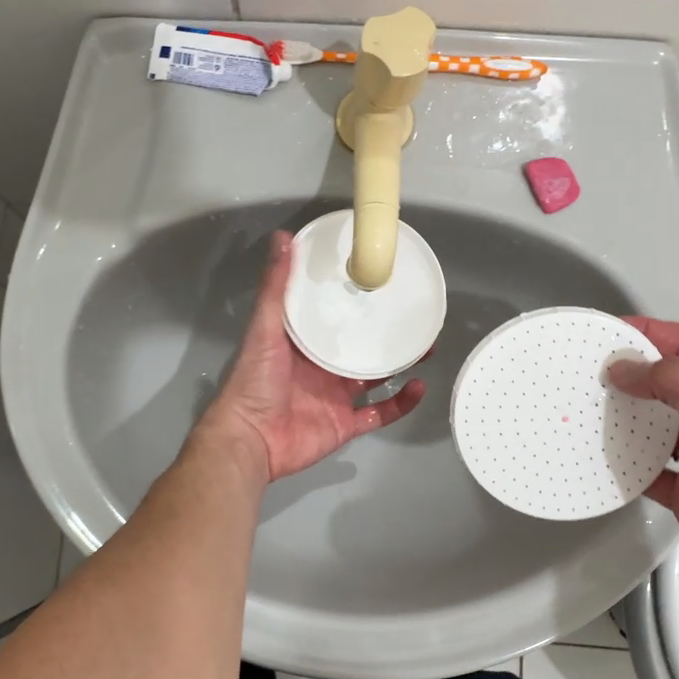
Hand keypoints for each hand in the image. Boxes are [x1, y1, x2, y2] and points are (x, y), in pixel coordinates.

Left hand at [197, 231, 426, 480]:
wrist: (251, 439)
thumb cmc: (254, 381)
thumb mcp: (264, 328)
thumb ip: (275, 287)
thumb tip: (283, 238)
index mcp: (300, 343)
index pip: (329, 315)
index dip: (351, 298)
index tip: (376, 281)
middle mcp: (319, 367)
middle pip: (359, 344)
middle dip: (384, 330)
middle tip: (412, 312)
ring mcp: (335, 397)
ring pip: (376, 376)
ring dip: (400, 362)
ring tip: (427, 344)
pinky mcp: (346, 424)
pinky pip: (380, 413)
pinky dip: (400, 403)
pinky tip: (419, 387)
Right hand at [608, 318, 678, 622]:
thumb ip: (676, 384)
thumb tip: (625, 367)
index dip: (653, 335)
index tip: (607, 332)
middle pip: (673, 384)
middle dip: (633, 375)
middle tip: (584, 371)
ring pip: (658, 426)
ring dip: (625, 417)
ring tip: (581, 406)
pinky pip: (650, 469)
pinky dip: (625, 462)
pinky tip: (596, 452)